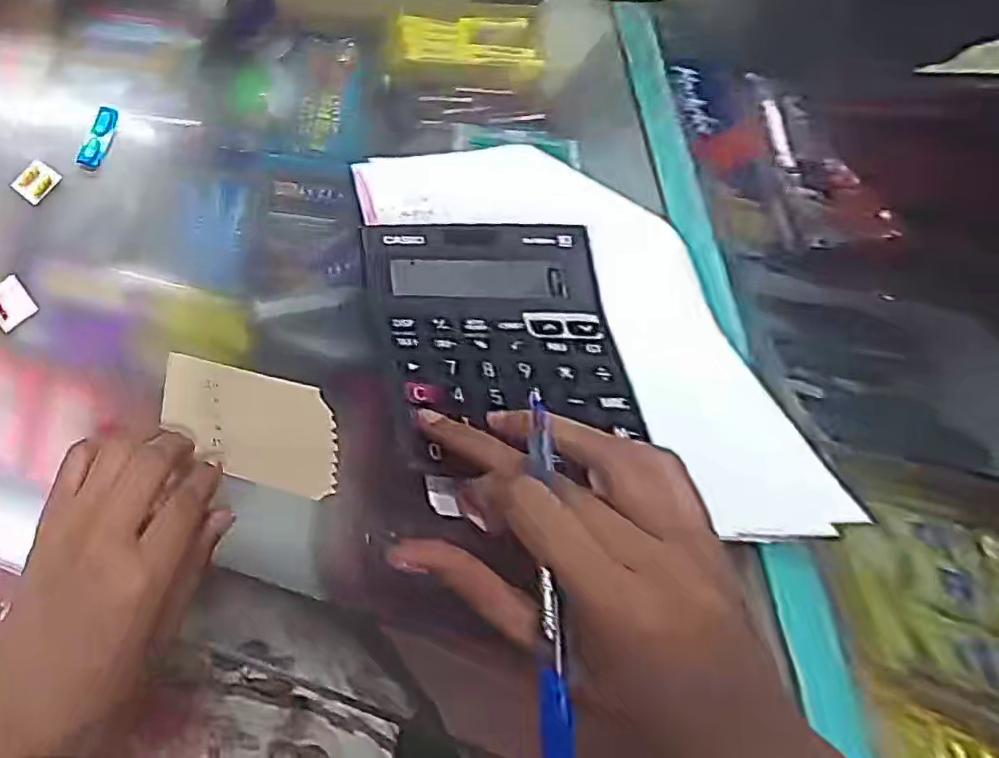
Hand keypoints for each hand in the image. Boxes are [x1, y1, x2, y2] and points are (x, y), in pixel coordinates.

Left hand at [0, 431, 231, 757]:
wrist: (27, 688)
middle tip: (190, 445)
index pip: (183, 504)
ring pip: (112, 451)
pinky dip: (99, 445)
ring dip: (140, 436)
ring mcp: (71, 518)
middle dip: (175, 444)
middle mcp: (105, 534)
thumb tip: (220, 514)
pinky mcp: (46, 513)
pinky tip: (115, 452)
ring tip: (159, 440)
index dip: (204, 478)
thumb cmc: (103, 676)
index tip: (215, 466)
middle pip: (147, 464)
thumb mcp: (161, 633)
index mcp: (141, 575)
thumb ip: (192, 566)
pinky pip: (74, 459)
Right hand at [387, 410, 836, 757]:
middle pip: (563, 474)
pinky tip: (577, 448)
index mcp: (617, 600)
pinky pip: (665, 469)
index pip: (534, 501)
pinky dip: (613, 446)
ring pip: (622, 455)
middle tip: (442, 426)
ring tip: (507, 424)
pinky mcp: (710, 540)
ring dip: (557, 429)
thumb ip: (475, 588)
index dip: (485, 487)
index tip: (464, 499)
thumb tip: (405, 550)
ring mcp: (695, 547)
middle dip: (492, 447)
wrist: (745, 748)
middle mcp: (662, 562)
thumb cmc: (637, 713)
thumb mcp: (547, 657)